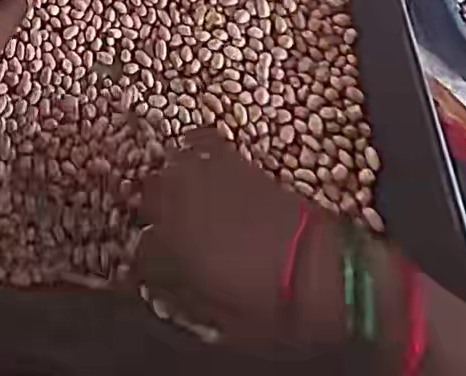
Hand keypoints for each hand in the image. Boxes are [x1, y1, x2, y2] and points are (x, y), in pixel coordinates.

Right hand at [135, 129, 344, 351]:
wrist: (323, 271)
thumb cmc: (277, 308)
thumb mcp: (229, 325)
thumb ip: (191, 303)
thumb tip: (172, 294)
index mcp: (174, 248)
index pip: (142, 250)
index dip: (147, 262)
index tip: (156, 270)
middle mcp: (179, 205)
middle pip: (147, 198)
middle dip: (153, 213)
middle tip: (168, 231)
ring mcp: (204, 178)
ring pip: (167, 167)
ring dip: (170, 182)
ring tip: (180, 194)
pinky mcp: (230, 162)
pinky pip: (200, 141)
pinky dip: (195, 147)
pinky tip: (199, 159)